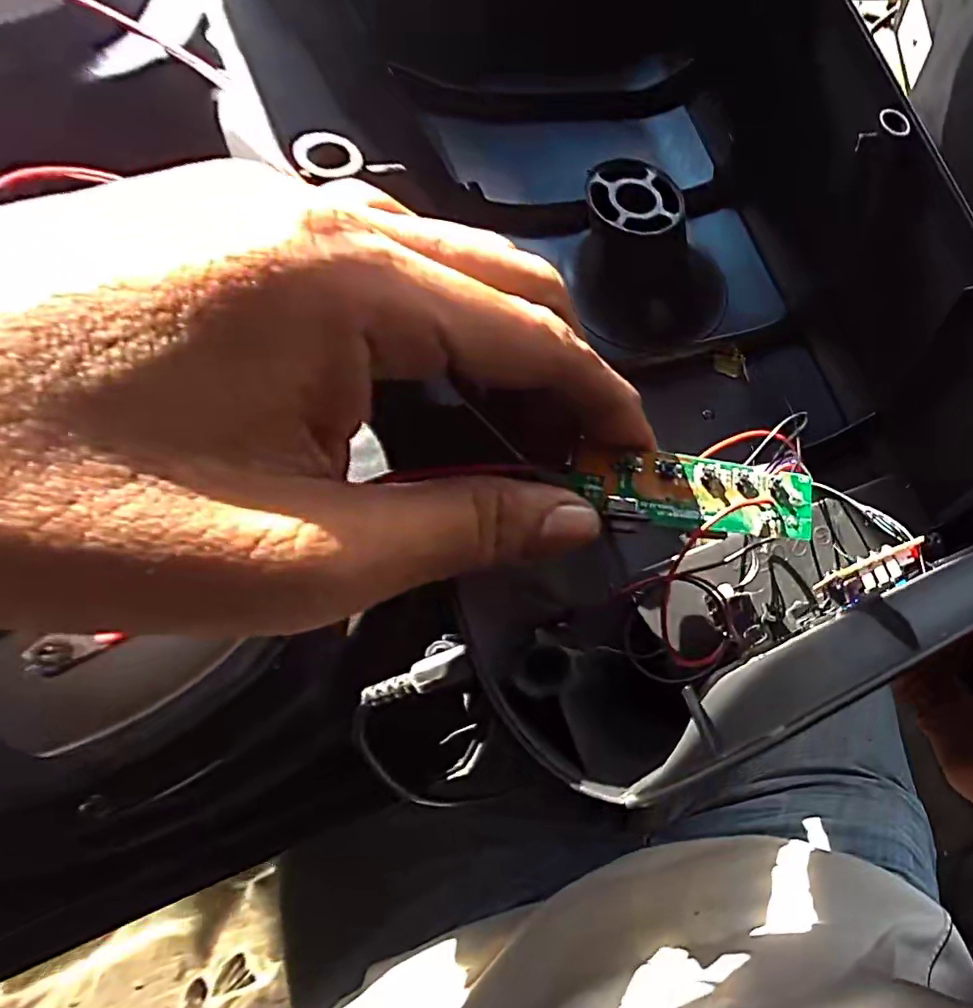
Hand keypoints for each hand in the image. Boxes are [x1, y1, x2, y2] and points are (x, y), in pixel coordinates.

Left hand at [0, 159, 652, 636]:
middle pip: (516, 283)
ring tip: (512, 435)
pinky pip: (389, 267)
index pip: (540, 337)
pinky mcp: (223, 227)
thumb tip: (576, 518)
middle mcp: (314, 217)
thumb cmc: (34, 513)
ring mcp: (260, 211)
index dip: (609, 404)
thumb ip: (468, 529)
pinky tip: (429, 395)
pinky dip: (444, 333)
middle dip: (572, 373)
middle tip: (578, 454)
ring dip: (511, 351)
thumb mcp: (300, 555)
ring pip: (459, 268)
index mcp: (340, 281)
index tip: (636, 460)